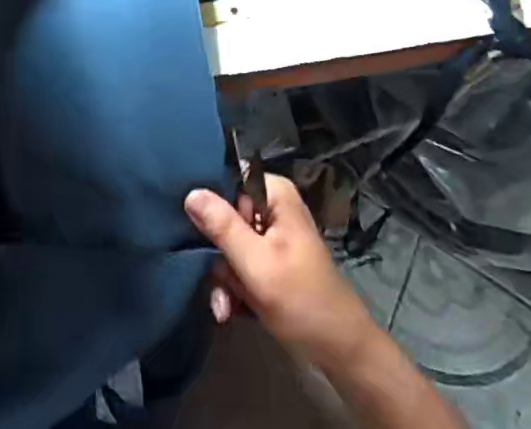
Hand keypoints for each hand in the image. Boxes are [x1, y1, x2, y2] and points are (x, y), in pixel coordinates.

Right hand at [184, 174, 378, 369]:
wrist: (339, 349)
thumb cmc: (301, 300)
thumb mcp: (256, 263)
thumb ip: (222, 226)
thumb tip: (191, 192)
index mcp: (275, 193)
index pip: (227, 181)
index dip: (210, 208)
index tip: (199, 236)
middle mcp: (272, 206)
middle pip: (223, 217)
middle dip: (219, 258)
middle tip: (223, 287)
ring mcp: (270, 233)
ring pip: (227, 245)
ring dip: (225, 280)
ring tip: (228, 307)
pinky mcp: (268, 258)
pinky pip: (237, 262)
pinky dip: (234, 287)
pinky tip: (233, 309)